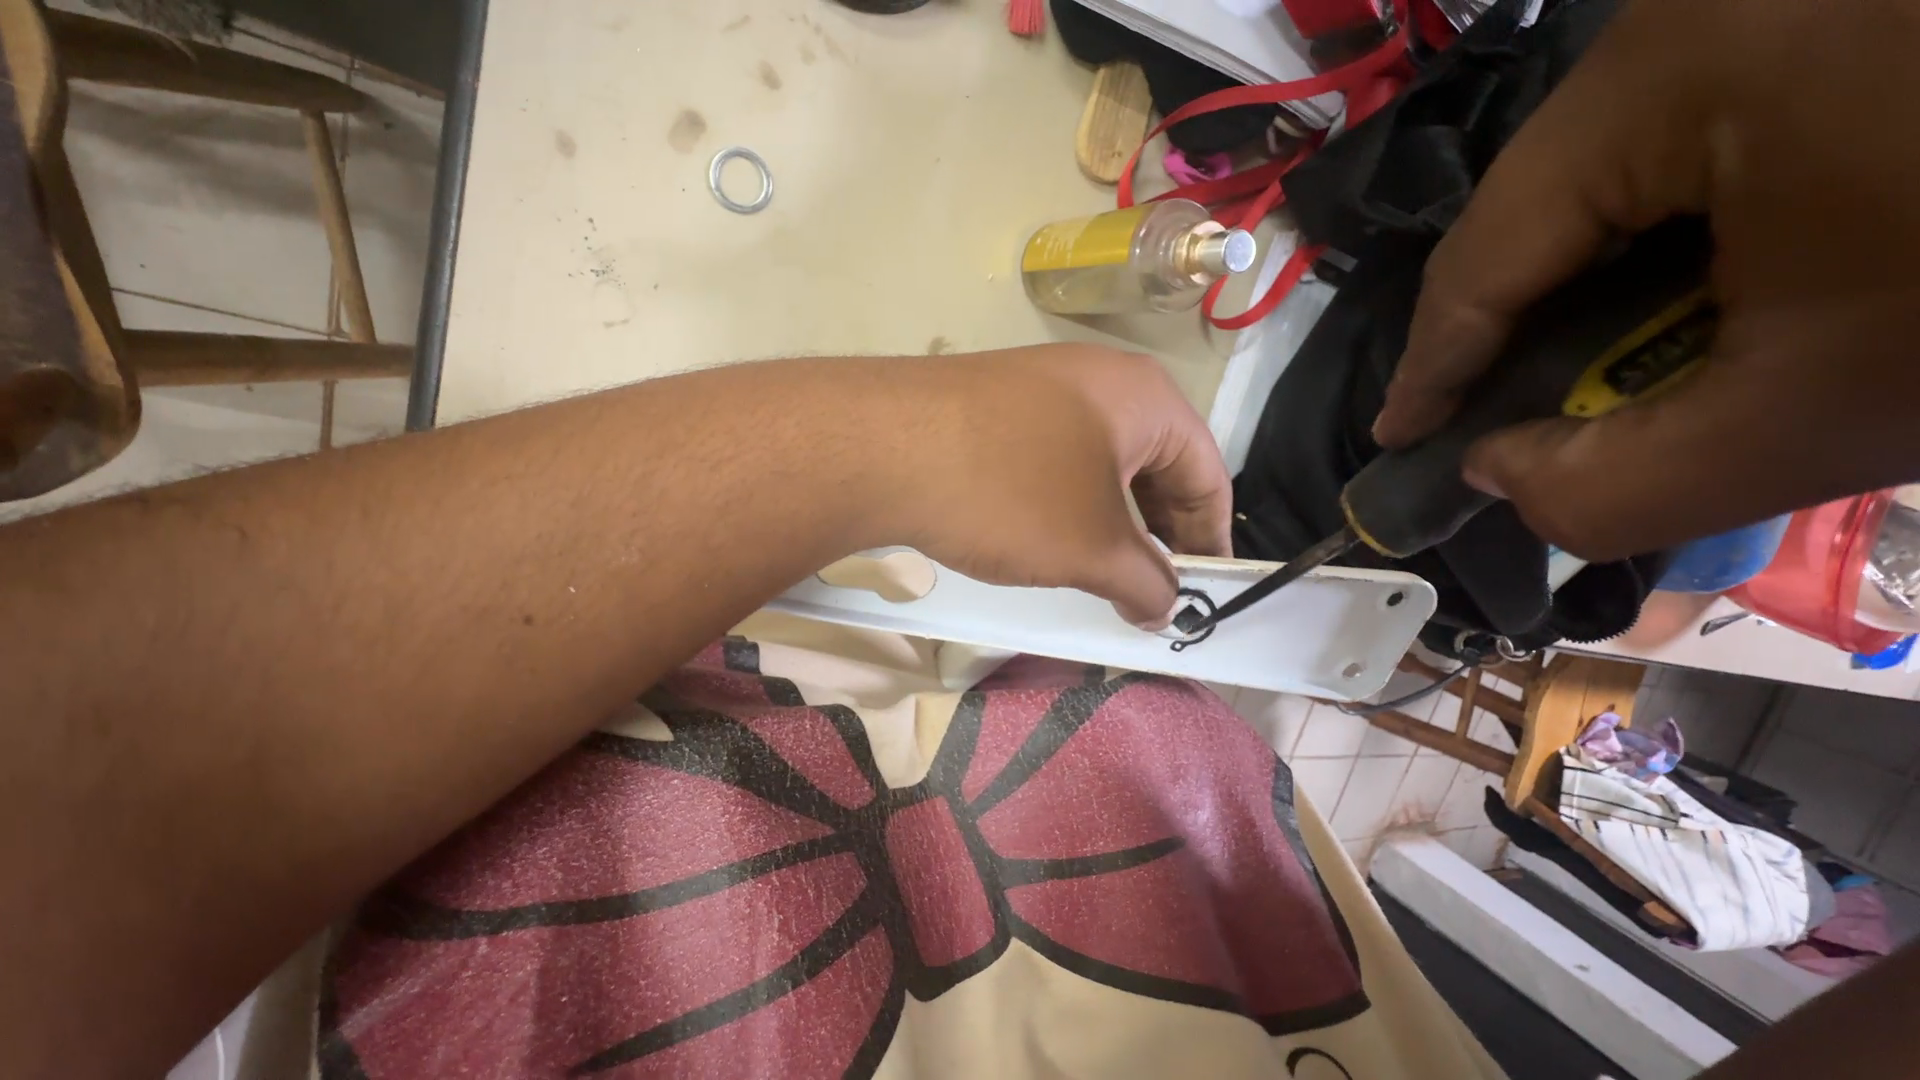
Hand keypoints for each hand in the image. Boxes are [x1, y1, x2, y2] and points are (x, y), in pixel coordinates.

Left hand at [882, 345, 1230, 628]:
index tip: (1204, 597)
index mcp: (1147, 398)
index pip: (1208, 476)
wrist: (879, 447)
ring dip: (1110, 525)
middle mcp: (1102, 380)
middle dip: (1158, 536)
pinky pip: (1055, 459)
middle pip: (1156, 467)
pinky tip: (1048, 543)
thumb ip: (1145, 583)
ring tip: (1101, 577)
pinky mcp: (996, 405)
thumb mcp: (1092, 548)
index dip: (1212, 543)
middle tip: (1149, 595)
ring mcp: (1043, 387)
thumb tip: (1163, 607)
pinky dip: (1066, 505)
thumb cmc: (1011, 493)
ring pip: (1102, 466)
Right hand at [1373, 0, 1919, 561]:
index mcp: (1670, 74)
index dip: (1431, 366)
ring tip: (1616, 361)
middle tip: (1517, 416)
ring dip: (1602, 282)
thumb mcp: (1830, 412)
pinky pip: (1693, 129)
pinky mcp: (1810, 10)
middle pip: (1540, 207)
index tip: (1400, 441)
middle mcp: (1689, 9)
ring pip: (1613, 170)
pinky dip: (1679, 229)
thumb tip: (1498, 473)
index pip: (1486, 255)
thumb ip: (1618, 482)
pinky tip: (1710, 281)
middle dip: (1521, 327)